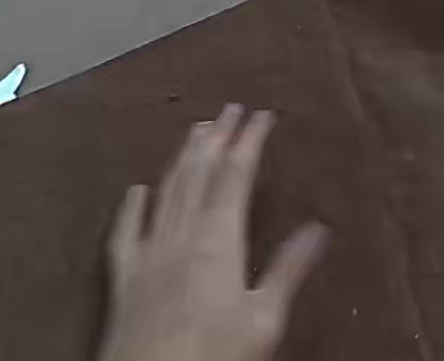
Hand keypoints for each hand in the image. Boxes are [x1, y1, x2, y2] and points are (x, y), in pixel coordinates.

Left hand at [99, 105, 327, 360]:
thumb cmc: (212, 354)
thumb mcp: (263, 317)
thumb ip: (288, 269)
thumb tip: (320, 227)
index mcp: (217, 238)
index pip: (236, 174)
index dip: (250, 140)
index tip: (263, 113)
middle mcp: (181, 236)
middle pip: (200, 174)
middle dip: (218, 138)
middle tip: (230, 107)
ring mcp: (148, 256)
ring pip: (168, 194)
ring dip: (183, 158)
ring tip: (196, 129)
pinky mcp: (123, 282)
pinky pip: (125, 237)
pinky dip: (130, 210)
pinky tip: (135, 190)